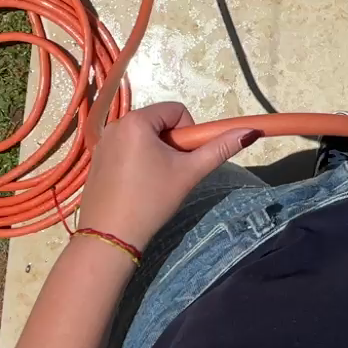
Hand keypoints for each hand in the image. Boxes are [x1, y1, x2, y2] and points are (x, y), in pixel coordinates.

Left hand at [77, 102, 258, 249]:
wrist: (110, 237)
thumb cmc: (152, 199)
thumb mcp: (189, 172)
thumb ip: (219, 149)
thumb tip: (249, 131)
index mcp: (137, 121)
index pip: (176, 110)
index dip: (188, 133)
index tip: (184, 159)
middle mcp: (117, 124)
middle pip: (159, 121)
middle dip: (172, 142)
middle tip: (171, 171)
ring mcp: (104, 141)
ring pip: (144, 135)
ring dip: (156, 150)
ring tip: (155, 180)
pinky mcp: (97, 158)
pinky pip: (127, 146)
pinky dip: (139, 158)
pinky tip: (138, 185)